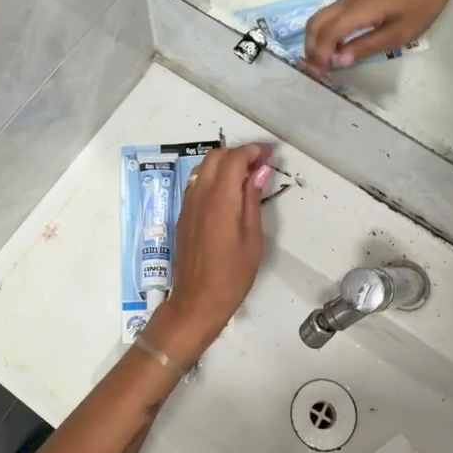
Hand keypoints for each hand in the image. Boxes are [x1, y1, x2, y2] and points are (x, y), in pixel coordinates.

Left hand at [147, 142, 273, 363]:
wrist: (197, 301)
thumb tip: (259, 172)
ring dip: (224, 163)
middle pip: (215, 157)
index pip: (233, 159)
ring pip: (203, 168)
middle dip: (238, 153)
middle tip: (259, 162)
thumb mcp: (253, 238)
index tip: (269, 153)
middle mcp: (200, 195)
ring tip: (246, 175)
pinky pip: (197, 183)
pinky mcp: (183, 215)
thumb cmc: (232, 275)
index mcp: (220, 200)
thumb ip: (252, 200)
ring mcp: (188, 204)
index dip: (252, 150)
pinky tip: (228, 191)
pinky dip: (213, 176)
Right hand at [299, 0, 452, 76]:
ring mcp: (346, 0)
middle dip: (311, 49)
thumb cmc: (417, 9)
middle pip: (315, 25)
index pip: (328, 34)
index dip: (320, 56)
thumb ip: (366, 47)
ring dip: (314, 42)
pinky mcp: (350, 1)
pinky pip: (327, 17)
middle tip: (317, 72)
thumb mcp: (397, 35)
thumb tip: (339, 60)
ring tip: (322, 63)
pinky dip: (322, 34)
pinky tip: (333, 49)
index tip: (321, 75)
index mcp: (358, 11)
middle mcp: (346, 3)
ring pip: (318, 19)